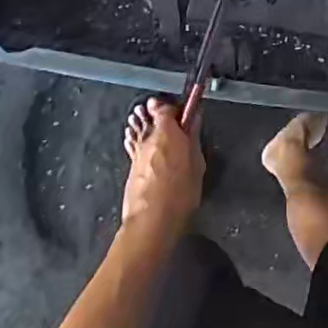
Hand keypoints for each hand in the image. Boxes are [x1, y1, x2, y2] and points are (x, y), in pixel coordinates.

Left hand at [120, 97, 203, 239]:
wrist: (151, 222)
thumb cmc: (180, 193)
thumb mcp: (196, 164)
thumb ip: (193, 139)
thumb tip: (194, 120)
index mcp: (167, 134)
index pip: (165, 108)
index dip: (173, 106)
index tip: (183, 107)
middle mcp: (149, 140)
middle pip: (151, 118)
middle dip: (158, 115)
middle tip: (169, 116)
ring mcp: (137, 154)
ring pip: (141, 132)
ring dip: (146, 126)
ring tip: (150, 123)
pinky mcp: (130, 168)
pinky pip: (135, 146)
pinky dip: (138, 140)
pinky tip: (138, 139)